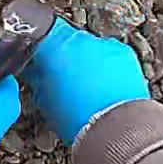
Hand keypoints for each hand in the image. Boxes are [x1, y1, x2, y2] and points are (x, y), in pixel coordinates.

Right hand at [21, 18, 150, 144]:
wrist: (117, 130)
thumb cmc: (80, 121)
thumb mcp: (46, 102)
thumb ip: (39, 79)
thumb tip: (37, 72)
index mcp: (55, 49)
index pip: (41, 33)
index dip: (40, 46)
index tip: (40, 58)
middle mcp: (80, 41)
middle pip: (67, 39)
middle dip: (65, 54)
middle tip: (65, 77)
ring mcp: (104, 45)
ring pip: (89, 46)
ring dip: (87, 59)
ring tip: (89, 85)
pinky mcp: (124, 52)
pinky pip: (109, 53)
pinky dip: (107, 64)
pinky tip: (106, 84)